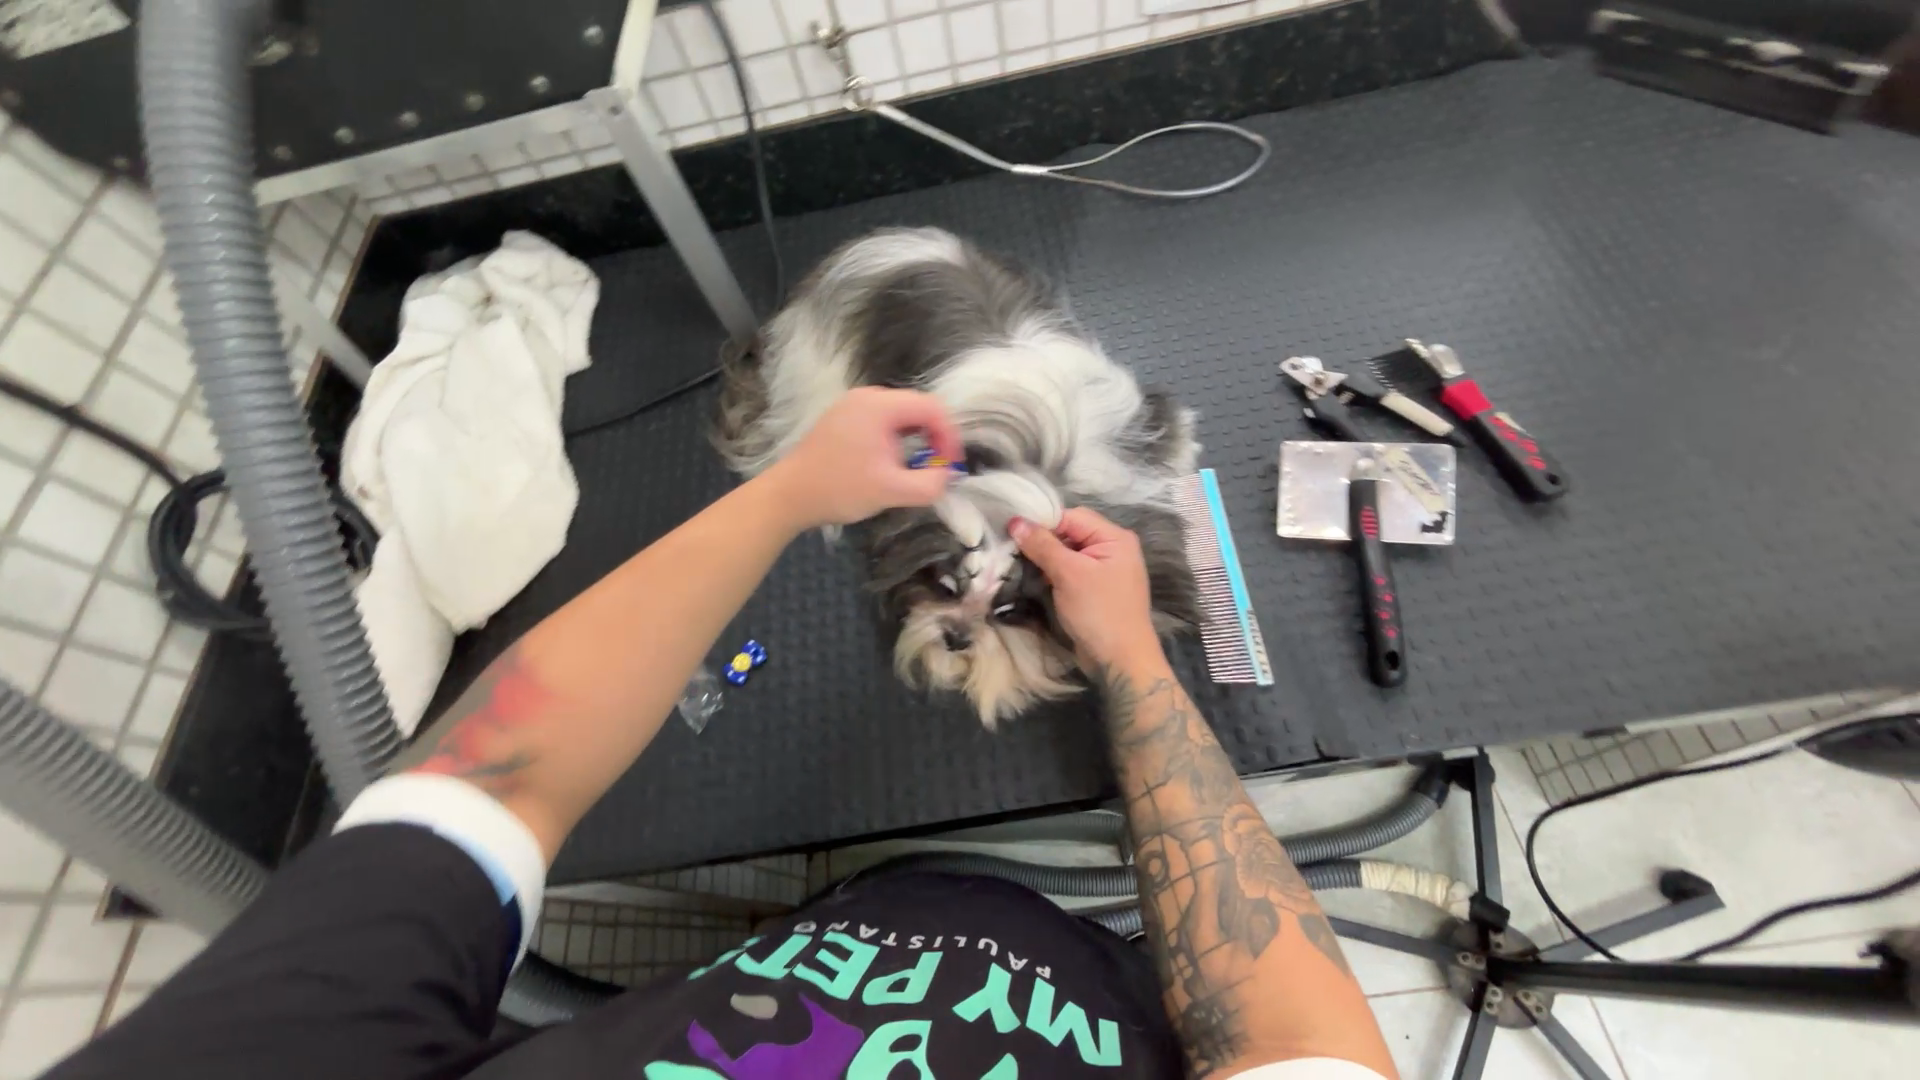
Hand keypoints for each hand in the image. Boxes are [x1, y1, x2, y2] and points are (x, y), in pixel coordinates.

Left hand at [764, 387, 963, 528]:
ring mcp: (852, 405)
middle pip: (917, 409)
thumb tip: (947, 476)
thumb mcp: (892, 491)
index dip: (949, 437)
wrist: (789, 496)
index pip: (933, 408)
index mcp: (880, 405)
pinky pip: (882, 422)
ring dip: (914, 441)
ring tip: (913, 470)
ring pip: (901, 416)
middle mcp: (867, 397)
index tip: (950, 466)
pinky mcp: (843, 419)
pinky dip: (895, 441)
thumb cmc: (840, 489)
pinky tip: (889, 466)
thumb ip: (930, 484)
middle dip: (933, 439)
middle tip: (935, 469)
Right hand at [1010, 508, 1167, 673]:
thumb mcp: (1068, 574)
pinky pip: (1071, 572)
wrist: (1121, 660)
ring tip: (1018, 565)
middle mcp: (1112, 549)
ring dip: (1045, 559)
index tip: (1012, 533)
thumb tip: (1015, 521)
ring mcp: (1105, 571)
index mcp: (1114, 537)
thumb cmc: (1098, 612)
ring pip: (1067, 554)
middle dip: (1042, 541)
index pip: (1072, 517)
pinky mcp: (1095, 590)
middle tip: (1012, 550)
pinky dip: (1053, 574)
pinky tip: (1035, 580)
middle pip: (1070, 533)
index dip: (1043, 522)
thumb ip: (1042, 545)